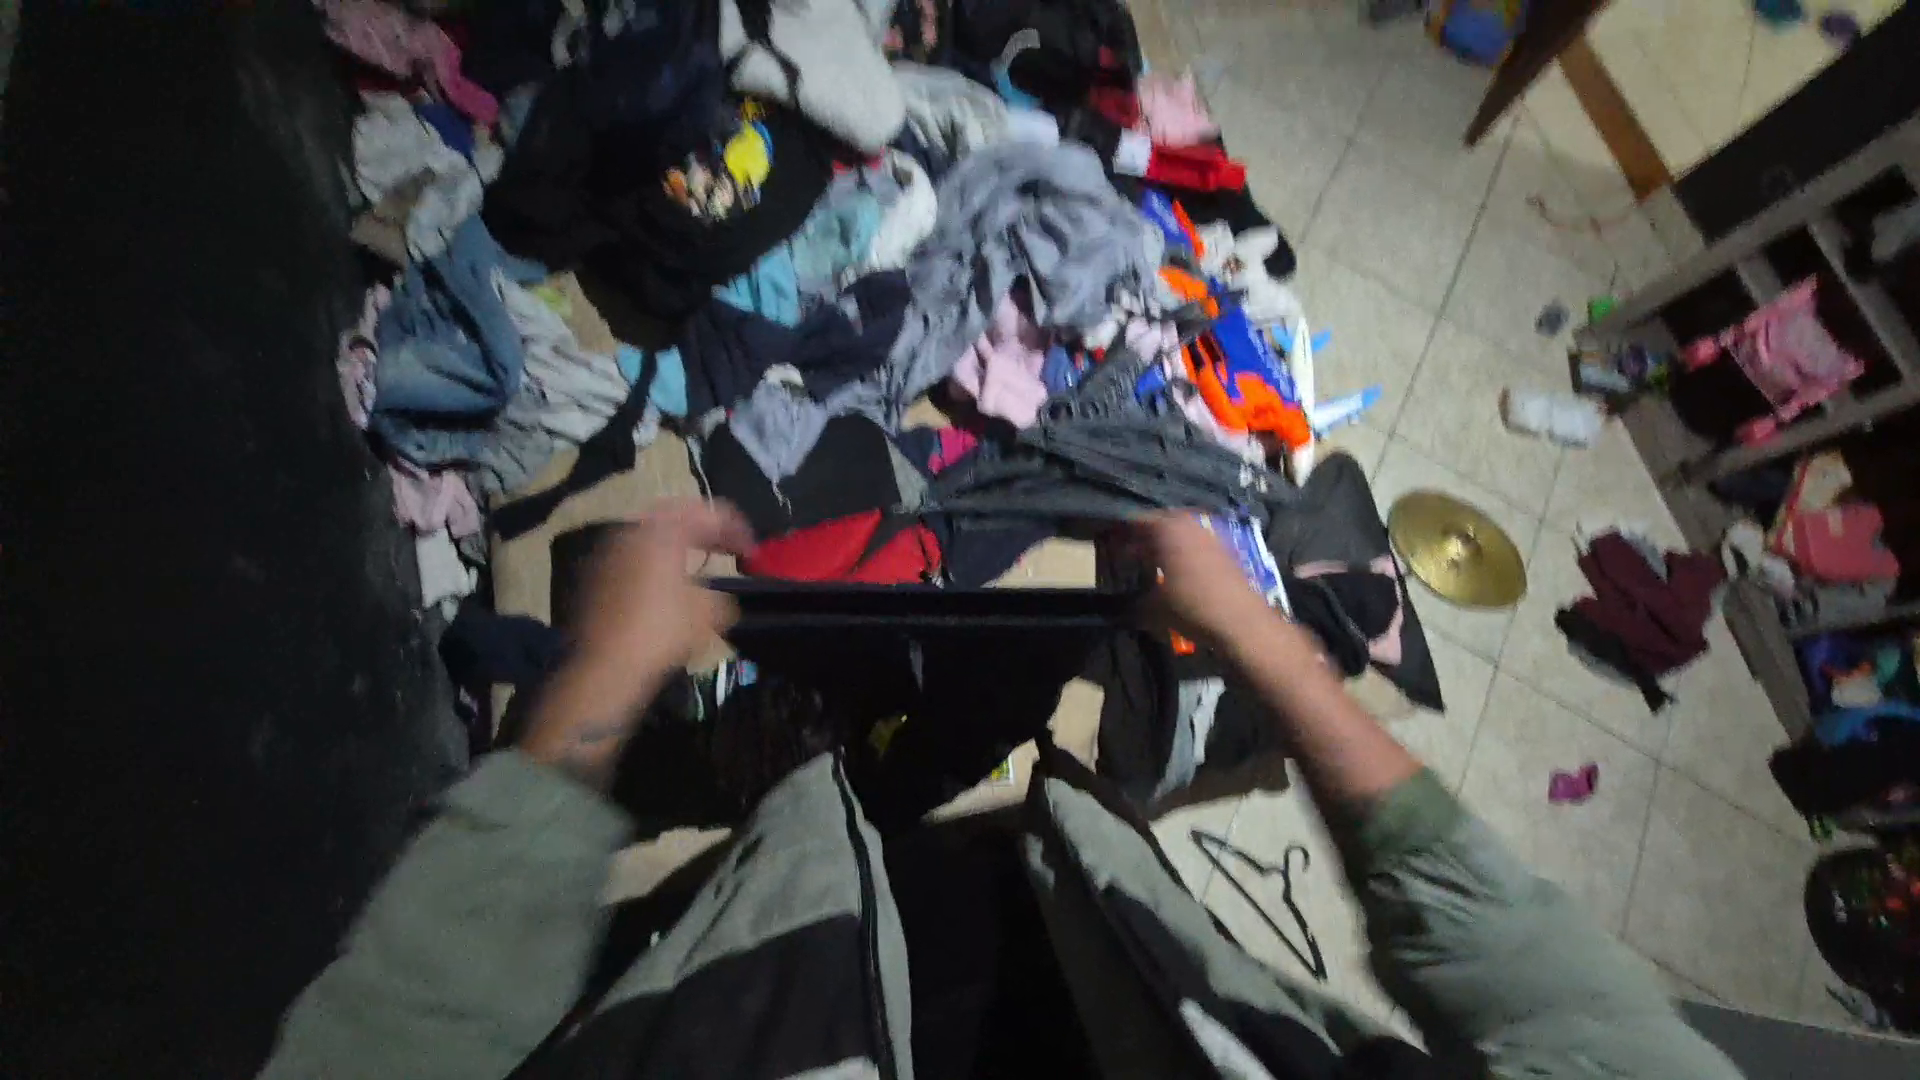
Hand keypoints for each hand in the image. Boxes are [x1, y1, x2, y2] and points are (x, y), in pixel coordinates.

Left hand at [568, 499, 756, 683]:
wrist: (607, 666)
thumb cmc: (663, 631)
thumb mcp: (710, 613)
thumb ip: (721, 595)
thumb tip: (718, 598)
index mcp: (664, 531)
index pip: (708, 514)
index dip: (736, 528)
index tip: (751, 550)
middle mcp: (634, 533)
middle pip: (676, 516)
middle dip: (706, 530)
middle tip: (727, 546)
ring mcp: (610, 553)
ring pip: (653, 537)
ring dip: (680, 545)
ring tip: (701, 562)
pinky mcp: (597, 577)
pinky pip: (636, 557)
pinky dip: (658, 562)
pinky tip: (671, 583)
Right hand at [1131, 512, 1275, 650]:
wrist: (1242, 622)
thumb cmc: (1192, 608)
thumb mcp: (1153, 608)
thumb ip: (1133, 601)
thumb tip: (1119, 604)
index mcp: (1168, 531)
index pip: (1138, 521)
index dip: (1122, 531)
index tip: (1110, 541)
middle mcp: (1190, 526)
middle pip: (1161, 521)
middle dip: (1145, 533)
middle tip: (1131, 549)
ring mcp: (1211, 536)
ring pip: (1182, 530)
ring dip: (1166, 540)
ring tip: (1154, 559)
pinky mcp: (1226, 549)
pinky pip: (1197, 541)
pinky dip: (1185, 549)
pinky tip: (1179, 569)